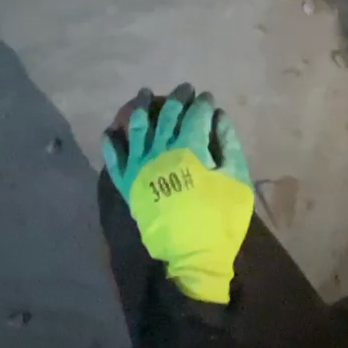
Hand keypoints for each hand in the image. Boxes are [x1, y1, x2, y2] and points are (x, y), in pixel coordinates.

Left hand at [103, 91, 253, 304]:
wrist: (193, 257)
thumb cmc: (220, 219)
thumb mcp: (237, 180)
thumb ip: (228, 144)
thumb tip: (218, 117)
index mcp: (190, 146)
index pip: (196, 114)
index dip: (203, 103)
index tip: (207, 98)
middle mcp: (160, 149)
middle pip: (167, 114)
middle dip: (178, 98)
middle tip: (184, 89)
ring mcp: (139, 165)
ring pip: (137, 128)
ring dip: (141, 108)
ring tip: (143, 94)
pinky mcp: (127, 184)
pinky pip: (114, 159)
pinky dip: (111, 144)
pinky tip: (110, 132)